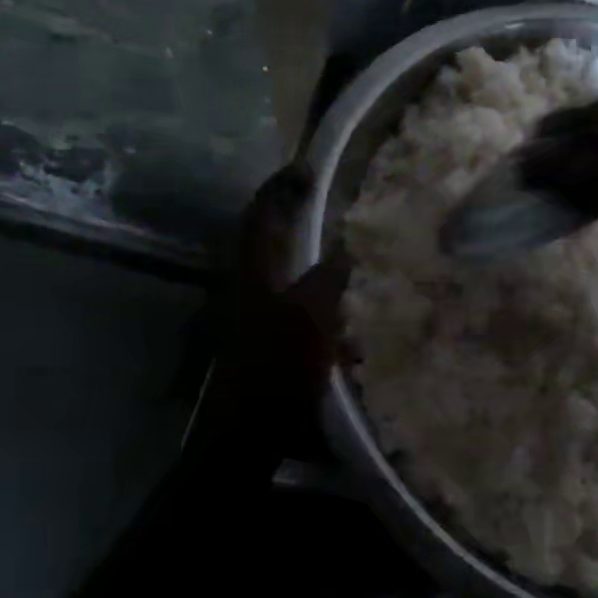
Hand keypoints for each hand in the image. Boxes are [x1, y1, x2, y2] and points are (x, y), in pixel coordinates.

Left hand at [224, 164, 343, 404]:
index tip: (309, 166)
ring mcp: (258, 314)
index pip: (261, 214)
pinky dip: (318, 289)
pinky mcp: (272, 339)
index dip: (281, 186)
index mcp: (253, 273)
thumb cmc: (279, 368)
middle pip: (269, 237)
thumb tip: (347, 246)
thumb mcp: (310, 317)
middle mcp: (250, 286)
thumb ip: (329, 278)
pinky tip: (347, 301)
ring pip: (284, 268)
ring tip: (346, 242)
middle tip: (333, 200)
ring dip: (308, 250)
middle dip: (296, 213)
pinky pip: (298, 300)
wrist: (253, 431)